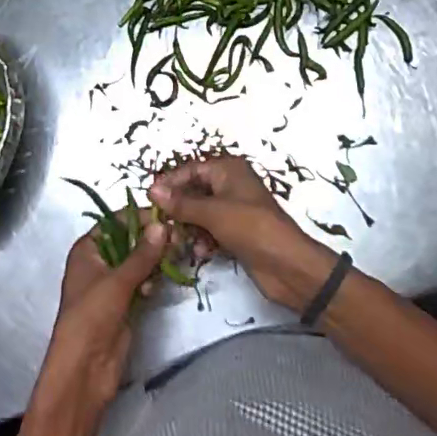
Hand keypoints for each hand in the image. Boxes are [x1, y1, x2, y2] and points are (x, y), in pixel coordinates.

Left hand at [18, 216, 167, 435]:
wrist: (84, 370)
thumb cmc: (91, 316)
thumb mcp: (117, 281)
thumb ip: (142, 254)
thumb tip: (162, 225)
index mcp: (87, 249)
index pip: (115, 222)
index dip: (138, 217)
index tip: (165, 215)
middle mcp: (98, 262)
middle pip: (129, 241)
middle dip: (151, 240)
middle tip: (177, 238)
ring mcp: (112, 284)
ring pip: (138, 263)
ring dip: (154, 260)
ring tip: (174, 257)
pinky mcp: (124, 304)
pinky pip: (142, 282)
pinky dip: (152, 279)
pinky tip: (161, 281)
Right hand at [150, 157, 338, 313]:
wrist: (286, 265)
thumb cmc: (250, 227)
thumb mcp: (213, 213)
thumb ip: (181, 203)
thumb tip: (152, 190)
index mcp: (228, 169)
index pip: (191, 169)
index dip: (170, 183)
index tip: (149, 199)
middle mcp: (230, 184)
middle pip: (194, 191)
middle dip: (178, 209)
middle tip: (161, 225)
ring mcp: (234, 209)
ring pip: (200, 212)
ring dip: (189, 227)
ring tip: (178, 242)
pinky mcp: (236, 232)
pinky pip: (210, 229)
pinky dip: (203, 239)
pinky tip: (200, 252)